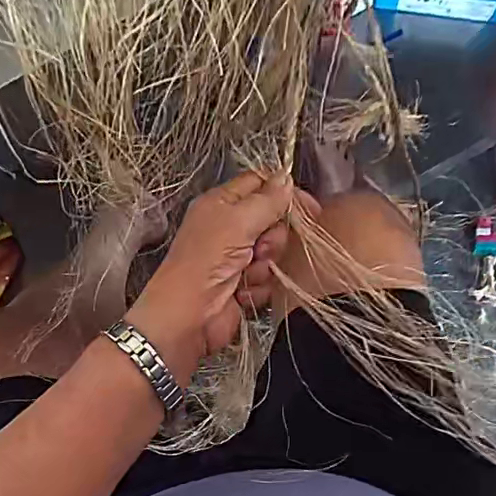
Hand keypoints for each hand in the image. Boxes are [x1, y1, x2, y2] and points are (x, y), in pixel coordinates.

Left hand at [125, 172, 317, 382]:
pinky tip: (241, 295)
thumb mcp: (237, 221)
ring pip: (274, 254)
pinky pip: (268, 281)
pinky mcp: (243, 286)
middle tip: (259, 250)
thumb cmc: (205, 262)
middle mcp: (229, 228)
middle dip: (273, 239)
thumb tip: (286, 178)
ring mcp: (236, 259)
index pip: (260, 185)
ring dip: (265, 267)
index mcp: (222, 204)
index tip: (308, 208)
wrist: (188, 317)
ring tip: (245, 276)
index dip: (284, 193)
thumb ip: (267, 199)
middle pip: (273, 222)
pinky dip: (258, 289)